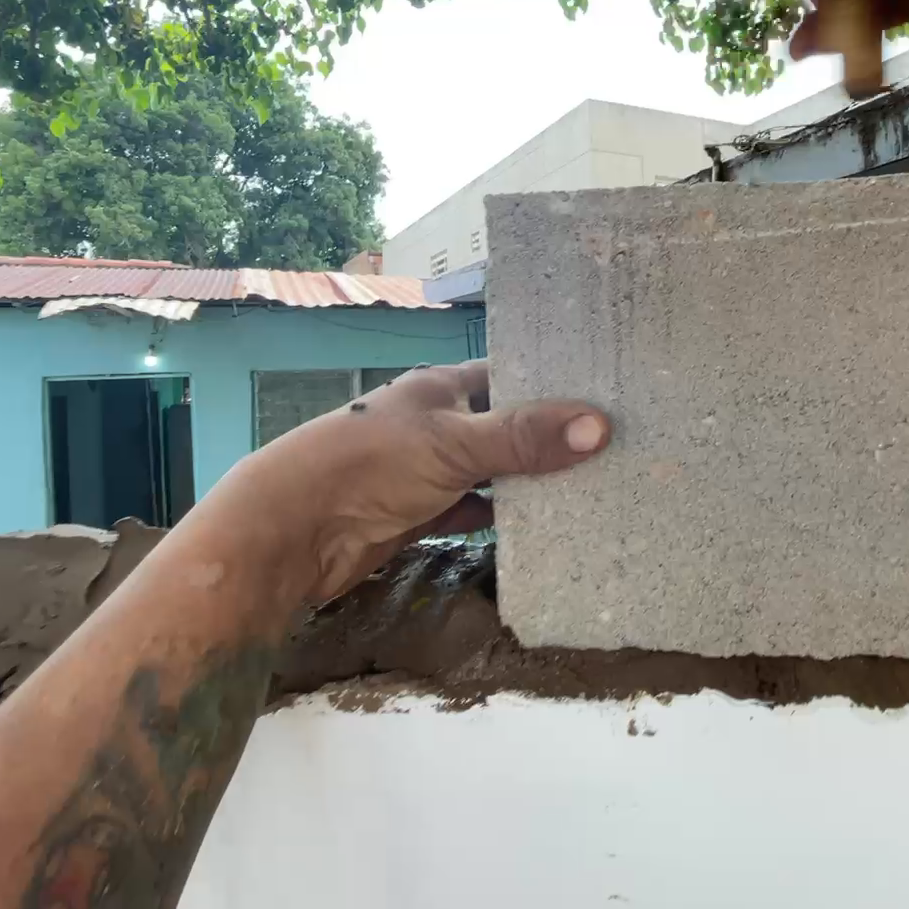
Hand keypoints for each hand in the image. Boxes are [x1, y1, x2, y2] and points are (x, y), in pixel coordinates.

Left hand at [241, 360, 608, 602]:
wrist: (295, 532)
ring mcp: (428, 471)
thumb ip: (523, 436)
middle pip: (503, 427)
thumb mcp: (455, 442)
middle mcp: (437, 424)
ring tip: (593, 484)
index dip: (551, 384)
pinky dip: (500, 520)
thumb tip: (601, 427)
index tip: (604, 396)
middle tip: (613, 446)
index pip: (507, 376)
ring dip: (527, 483)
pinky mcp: (421, 514)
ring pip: (491, 473)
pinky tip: (542, 527)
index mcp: (441, 388)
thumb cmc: (373, 464)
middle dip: (547, 439)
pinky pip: (472, 513)